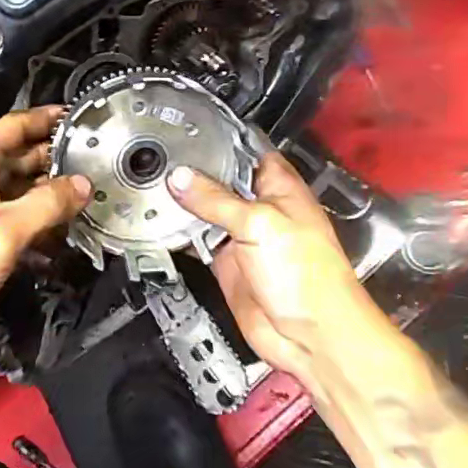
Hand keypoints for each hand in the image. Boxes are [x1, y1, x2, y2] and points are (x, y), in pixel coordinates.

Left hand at [0, 107, 90, 399]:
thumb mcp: (2, 231)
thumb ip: (47, 205)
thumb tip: (81, 186)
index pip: (13, 126)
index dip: (44, 118)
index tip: (74, 115)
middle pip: (22, 160)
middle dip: (56, 160)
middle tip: (91, 163)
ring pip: (23, 194)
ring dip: (52, 197)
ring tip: (85, 200)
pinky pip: (19, 225)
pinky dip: (41, 227)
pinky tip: (62, 238)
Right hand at [168, 153, 381, 385]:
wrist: (311, 336)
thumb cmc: (311, 277)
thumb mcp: (260, 224)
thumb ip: (216, 199)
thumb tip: (182, 179)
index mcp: (279, 188)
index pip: (248, 150)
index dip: (223, 139)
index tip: (193, 131)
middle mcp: (260, 209)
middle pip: (222, 181)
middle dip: (197, 172)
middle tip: (165, 158)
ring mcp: (243, 236)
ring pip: (207, 211)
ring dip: (186, 204)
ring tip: (156, 186)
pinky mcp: (227, 264)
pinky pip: (198, 243)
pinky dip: (181, 235)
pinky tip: (164, 224)